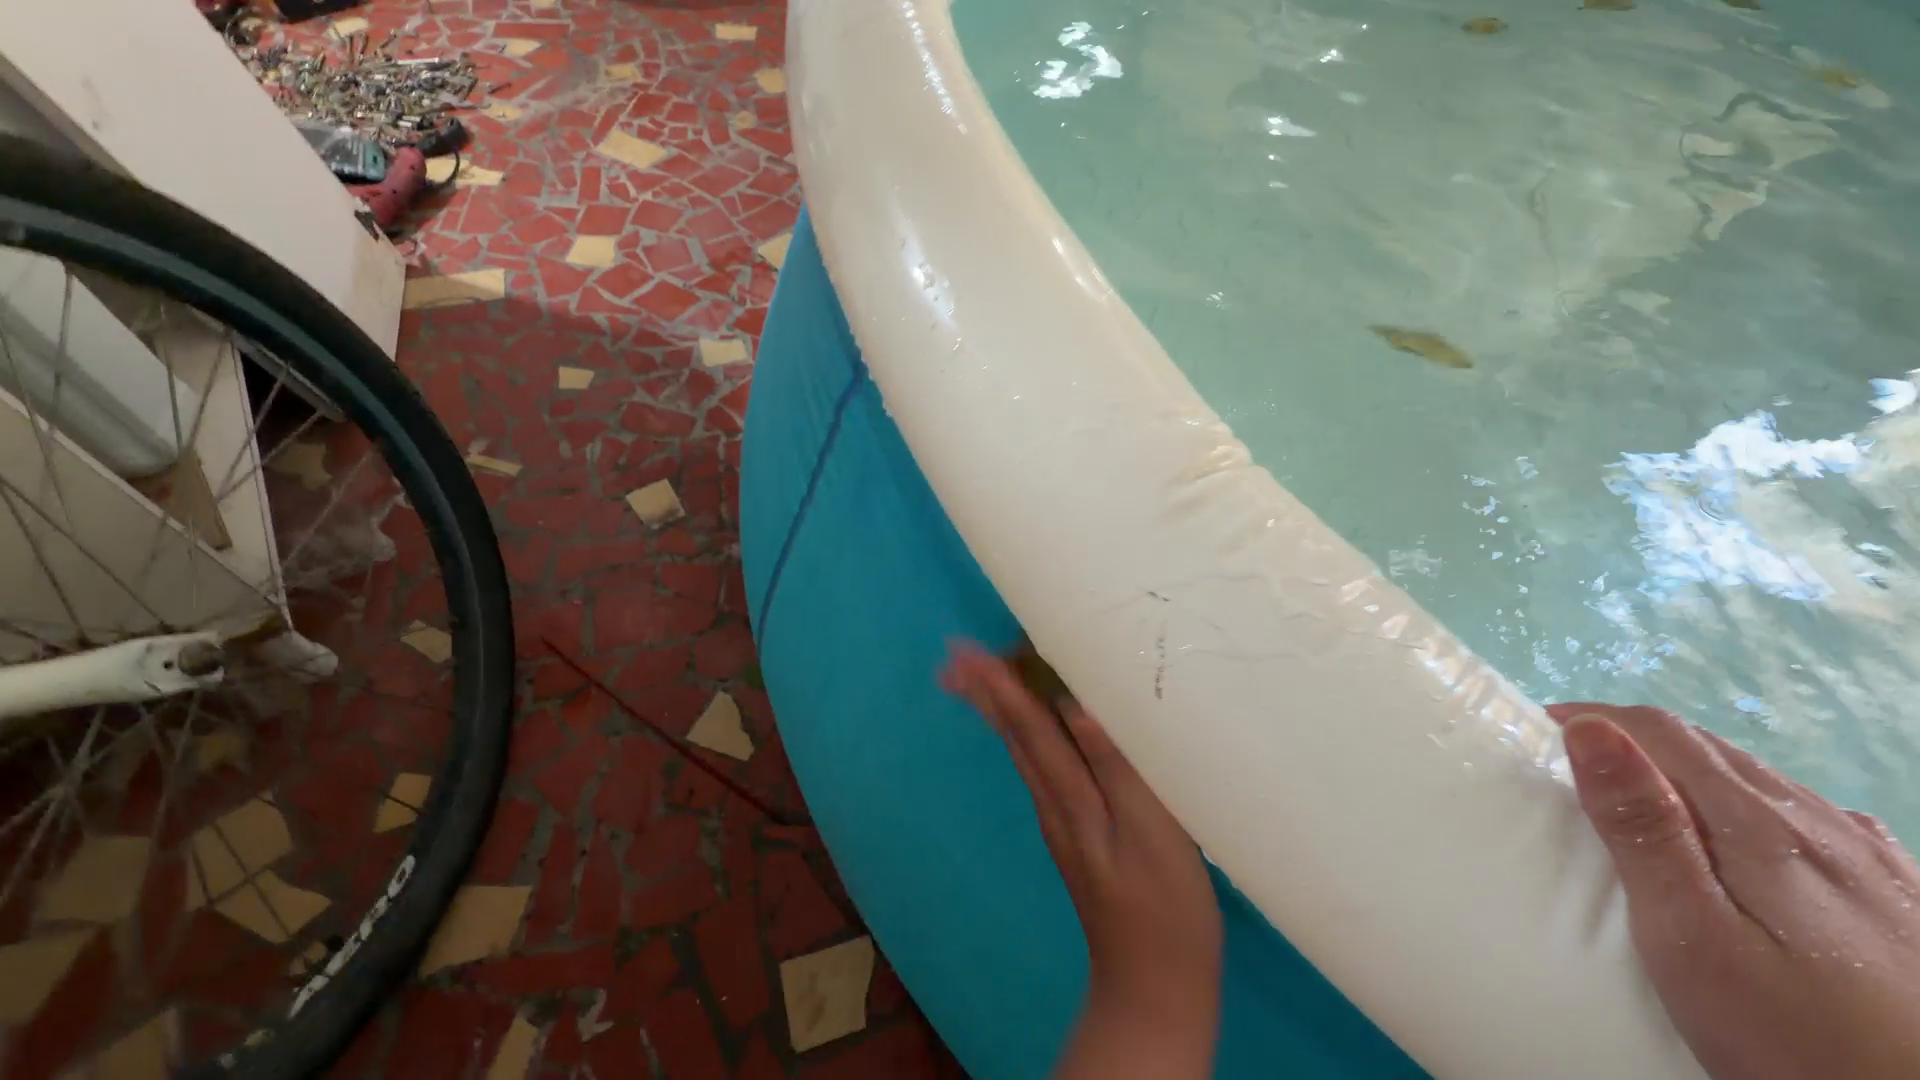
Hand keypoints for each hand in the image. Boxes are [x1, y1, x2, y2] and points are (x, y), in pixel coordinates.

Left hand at [942, 642, 1220, 1079]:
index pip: (1028, 727)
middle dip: (985, 691)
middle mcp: (1053, 802)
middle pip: (1014, 735)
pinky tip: (1028, 726)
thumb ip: (1115, 768)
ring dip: (998, 709)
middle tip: (955, 653)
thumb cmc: (1164, 907)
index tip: (968, 652)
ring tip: (975, 677)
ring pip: (1022, 750)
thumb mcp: (1151, 833)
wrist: (1152, 984)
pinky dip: (1024, 733)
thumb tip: (1075, 708)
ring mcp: (1060, 819)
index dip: (1000, 685)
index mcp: (1070, 796)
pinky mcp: (1074, 831)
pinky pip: (1040, 765)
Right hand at [1552, 703, 1919, 1079]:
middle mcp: (1822, 824)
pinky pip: (1816, 818)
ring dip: (1691, 768)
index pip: (1662, 732)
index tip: (1539, 727)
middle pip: (1711, 748)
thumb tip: (1590, 729)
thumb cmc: (1789, 1036)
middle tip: (1577, 763)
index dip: (1595, 718)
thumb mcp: (1691, 937)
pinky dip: (1755, 804)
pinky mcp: (1906, 895)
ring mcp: (1875, 859)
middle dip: (1635, 739)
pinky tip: (1756, 839)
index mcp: (1758, 825)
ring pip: (1763, 780)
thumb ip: (1642, 828)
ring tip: (1648, 797)